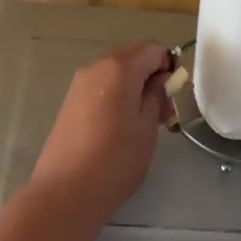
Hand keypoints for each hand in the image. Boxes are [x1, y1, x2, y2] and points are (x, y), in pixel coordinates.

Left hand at [29, 41, 171, 218]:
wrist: (66, 191)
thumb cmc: (116, 159)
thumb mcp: (147, 127)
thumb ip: (156, 95)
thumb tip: (159, 79)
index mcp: (119, 67)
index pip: (153, 49)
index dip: (169, 65)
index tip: (175, 94)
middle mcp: (97, 66)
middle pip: (132, 57)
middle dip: (151, 76)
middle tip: (163, 111)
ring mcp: (79, 83)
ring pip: (116, 72)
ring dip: (134, 86)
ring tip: (144, 122)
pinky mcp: (70, 101)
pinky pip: (101, 86)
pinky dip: (116, 95)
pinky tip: (120, 126)